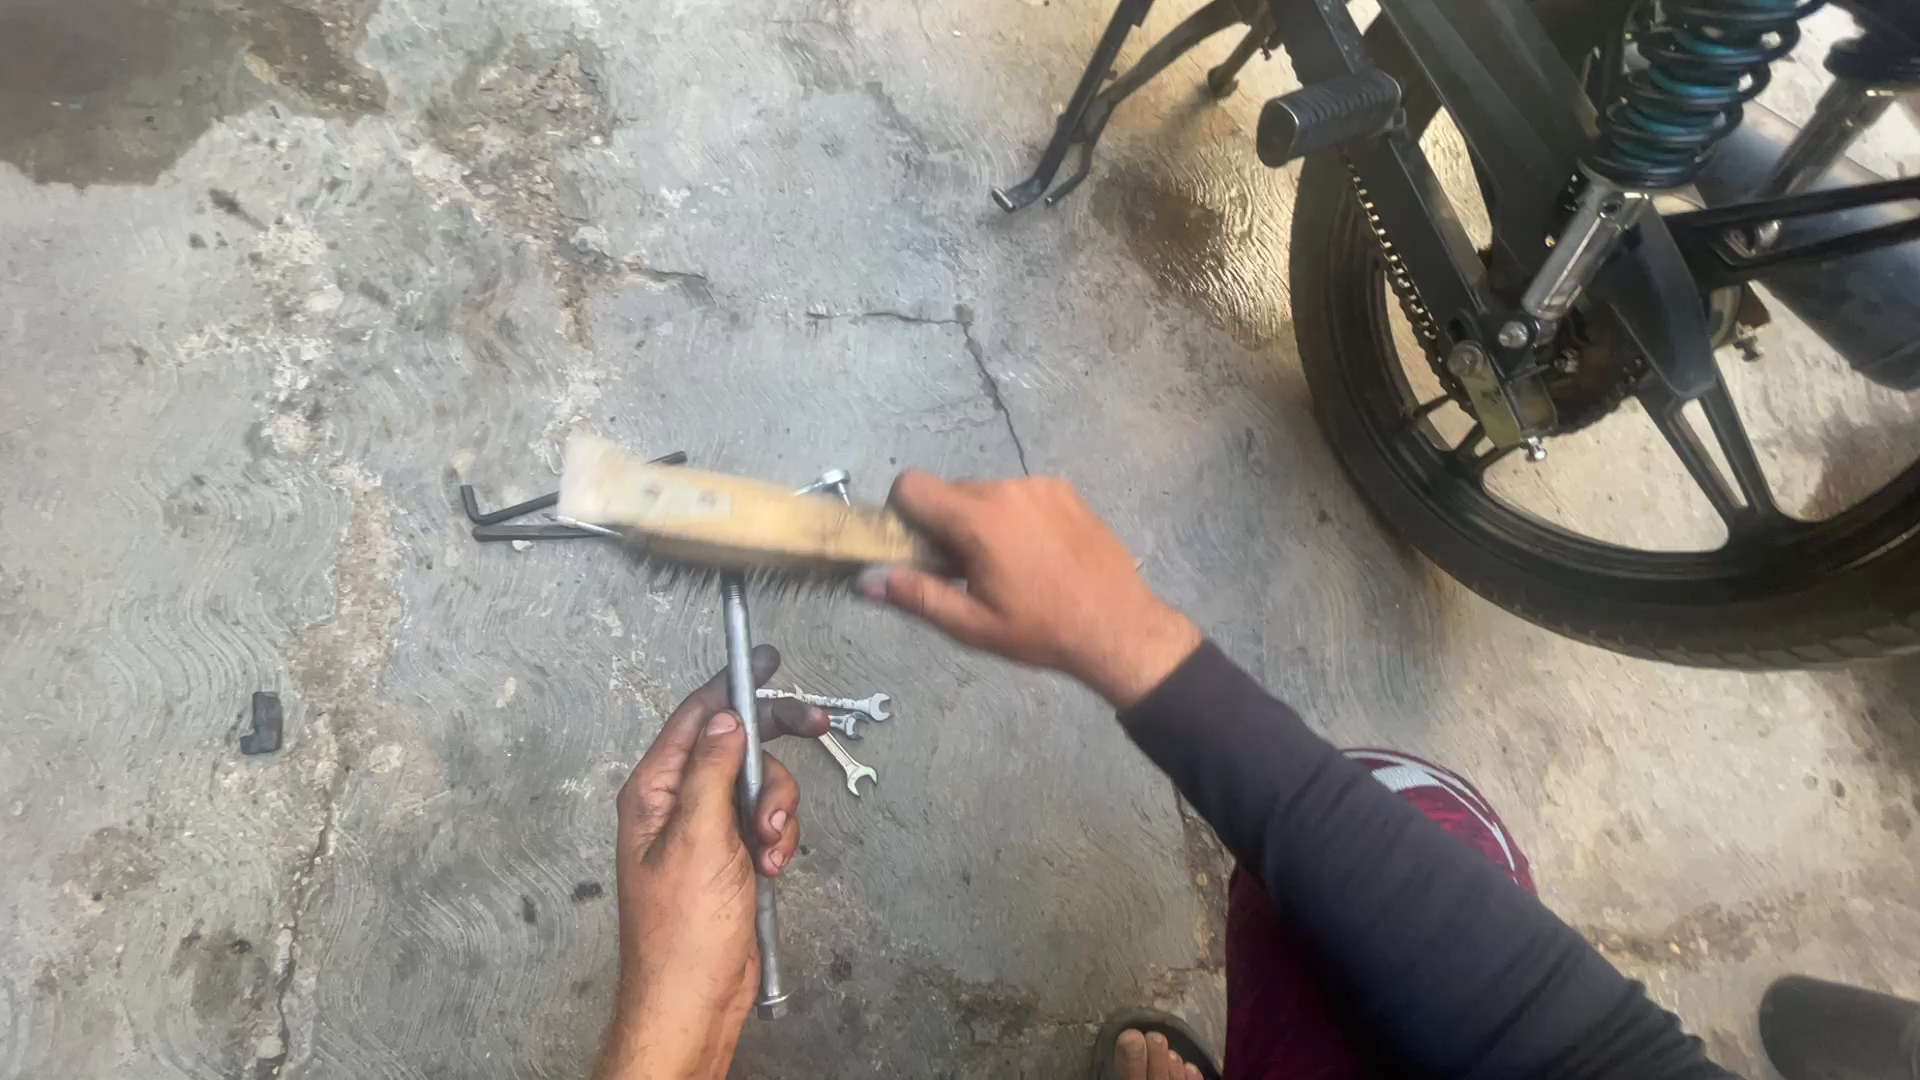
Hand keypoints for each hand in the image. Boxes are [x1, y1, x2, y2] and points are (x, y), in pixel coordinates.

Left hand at [597, 645, 826, 1079]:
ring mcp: (710, 824)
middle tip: (817, 727)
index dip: (734, 683)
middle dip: (777, 745)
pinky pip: (769, 816)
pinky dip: (780, 834)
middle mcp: (681, 799)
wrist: (696, 1000)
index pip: (698, 715)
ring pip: (762, 782)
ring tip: (772, 846)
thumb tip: (728, 717)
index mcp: (657, 789)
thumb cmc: (683, 931)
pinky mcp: (734, 847)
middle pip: (740, 742)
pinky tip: (773, 864)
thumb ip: (713, 770)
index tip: (767, 659)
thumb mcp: (698, 839)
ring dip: (779, 808)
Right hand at [861, 472, 1201, 708]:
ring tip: (1006, 566)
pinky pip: (1018, 495)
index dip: (902, 512)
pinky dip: (1012, 517)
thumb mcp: (972, 625)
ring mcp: (1040, 485)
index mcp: (979, 519)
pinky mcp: (1065, 490)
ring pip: (984, 493)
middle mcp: (1007, 488)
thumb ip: (916, 596)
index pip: (911, 484)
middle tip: (964, 570)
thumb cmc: (1042, 632)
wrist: (1120, 627)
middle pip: (949, 492)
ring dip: (979, 522)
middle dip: (944, 525)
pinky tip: (1035, 554)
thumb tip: (866, 581)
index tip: (918, 547)